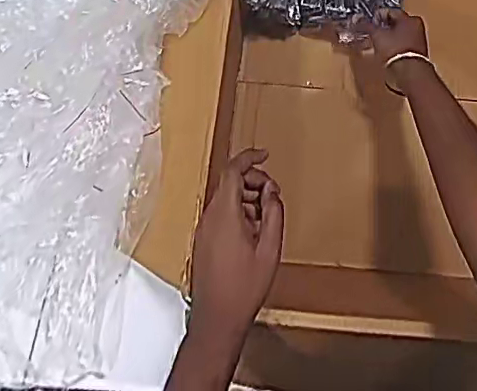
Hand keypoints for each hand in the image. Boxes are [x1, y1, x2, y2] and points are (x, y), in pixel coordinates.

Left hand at [187, 148, 283, 334]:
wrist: (216, 322)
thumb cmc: (243, 288)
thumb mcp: (270, 248)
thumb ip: (274, 212)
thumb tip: (271, 191)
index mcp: (225, 214)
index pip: (233, 171)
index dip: (249, 157)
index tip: (265, 154)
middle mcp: (210, 218)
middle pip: (230, 182)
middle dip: (254, 181)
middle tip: (273, 196)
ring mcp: (203, 230)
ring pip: (226, 198)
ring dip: (248, 198)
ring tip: (266, 218)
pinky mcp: (202, 241)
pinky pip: (221, 214)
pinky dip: (238, 212)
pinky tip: (253, 232)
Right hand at [362, 9, 431, 92]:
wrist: (409, 73)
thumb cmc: (395, 50)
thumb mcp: (377, 36)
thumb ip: (367, 26)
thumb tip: (357, 19)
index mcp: (410, 19)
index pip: (390, 11)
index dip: (376, 16)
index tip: (368, 23)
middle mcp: (417, 27)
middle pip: (395, 22)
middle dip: (382, 27)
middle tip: (371, 32)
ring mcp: (419, 40)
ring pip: (398, 34)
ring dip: (387, 37)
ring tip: (376, 43)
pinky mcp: (417, 52)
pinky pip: (402, 44)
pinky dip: (393, 45)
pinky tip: (385, 52)